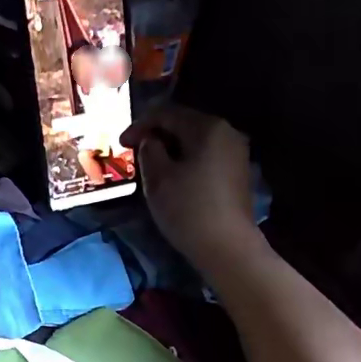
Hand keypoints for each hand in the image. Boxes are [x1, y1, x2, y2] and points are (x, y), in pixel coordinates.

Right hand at [120, 105, 261, 269]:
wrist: (227, 248)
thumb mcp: (158, 179)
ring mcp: (237, 154)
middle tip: (137, 153)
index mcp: (207, 127)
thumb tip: (152, 141)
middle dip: (158, 136)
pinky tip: (176, 179)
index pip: (167, 113)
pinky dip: (188, 163)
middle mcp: (227, 132)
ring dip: (173, 150)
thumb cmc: (188, 209)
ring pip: (197, 143)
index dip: (141, 125)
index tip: (121, 143)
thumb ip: (150, 151)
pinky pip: (207, 159)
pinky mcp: (238, 175)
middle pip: (185, 125)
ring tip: (153, 167)